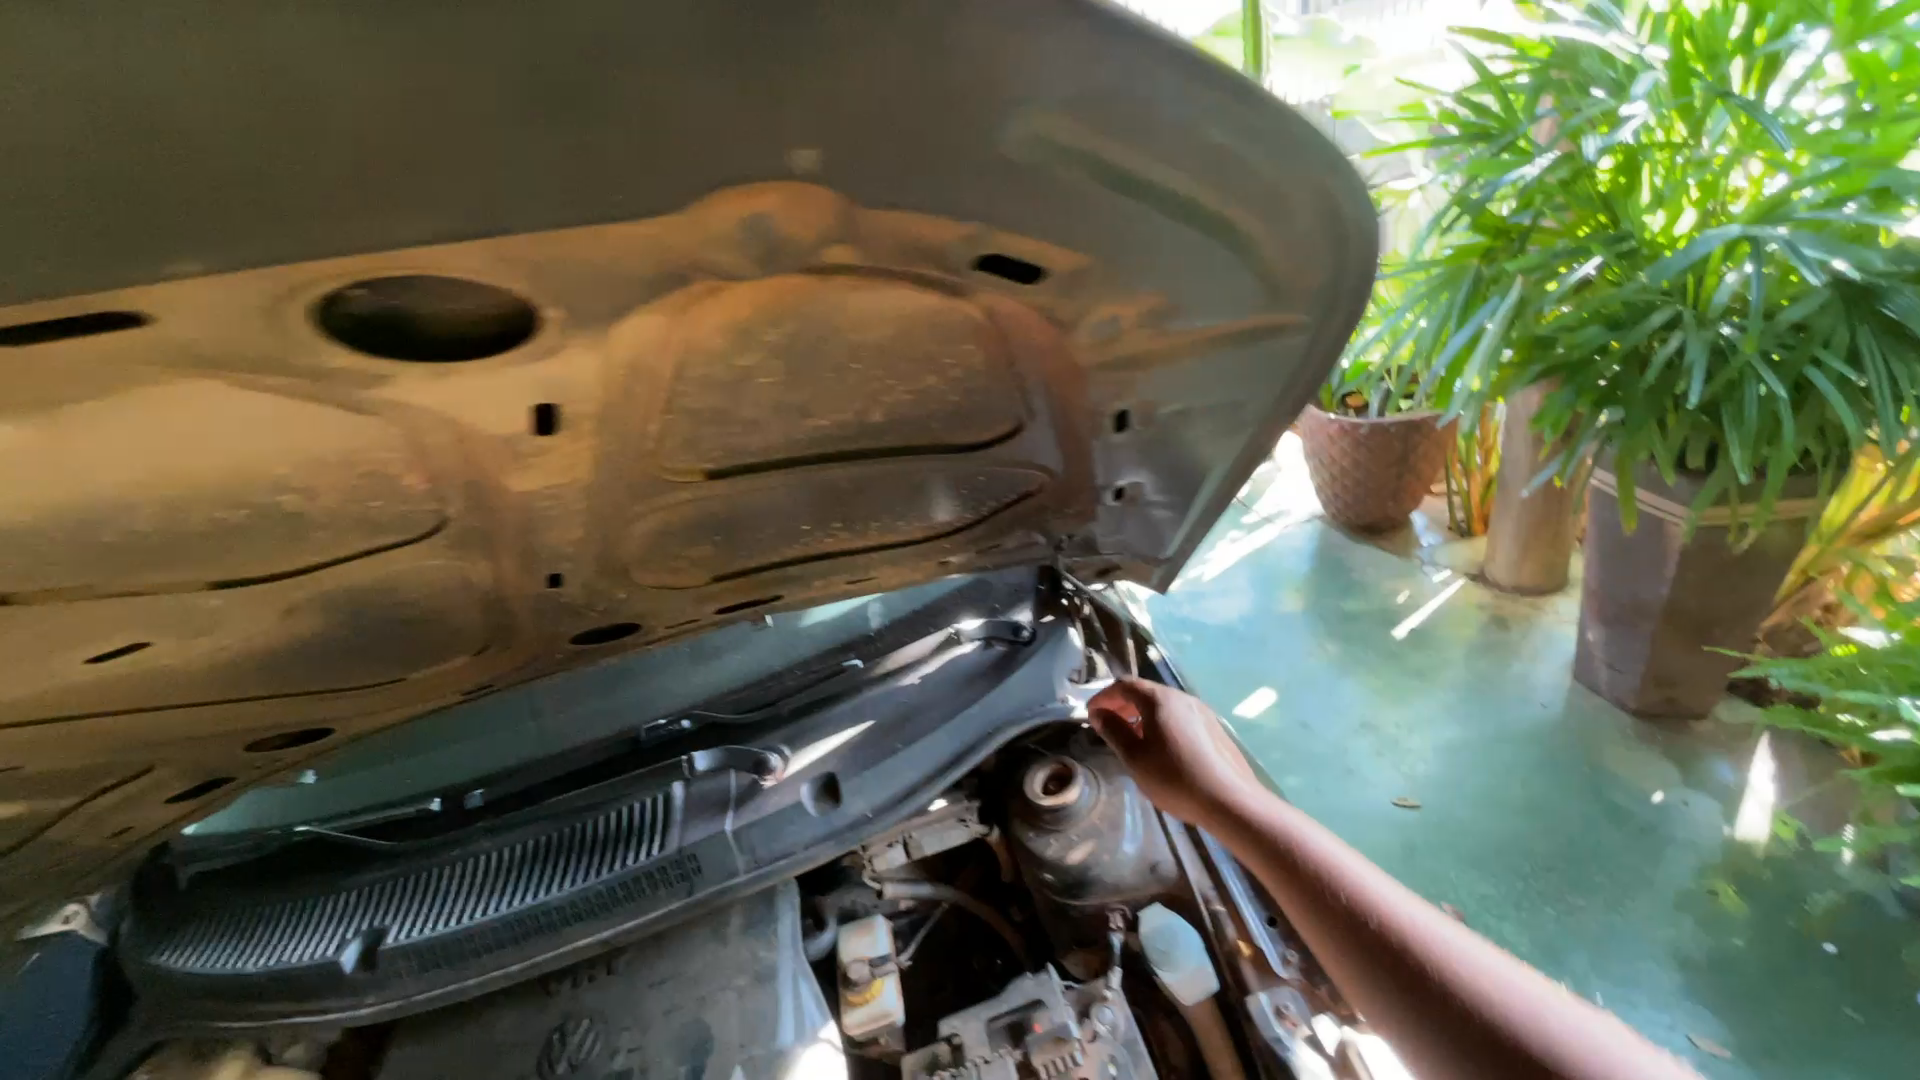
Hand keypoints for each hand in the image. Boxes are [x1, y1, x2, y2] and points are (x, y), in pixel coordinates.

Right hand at [1086, 677, 1260, 824]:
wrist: (1229, 800)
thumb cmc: (1174, 777)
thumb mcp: (1134, 757)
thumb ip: (1113, 731)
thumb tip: (1099, 714)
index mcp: (1159, 700)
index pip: (1124, 685)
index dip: (1103, 697)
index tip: (1091, 716)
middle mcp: (1182, 697)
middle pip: (1145, 692)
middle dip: (1122, 705)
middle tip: (1108, 726)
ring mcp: (1202, 712)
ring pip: (1164, 705)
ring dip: (1142, 715)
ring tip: (1133, 739)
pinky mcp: (1214, 729)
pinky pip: (1180, 718)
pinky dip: (1161, 724)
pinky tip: (1162, 749)